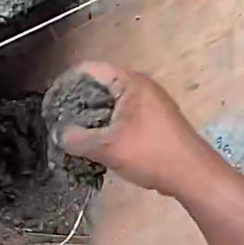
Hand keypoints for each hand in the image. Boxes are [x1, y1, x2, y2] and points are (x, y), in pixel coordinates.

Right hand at [48, 62, 223, 196]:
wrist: (192, 175)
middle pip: (99, 87)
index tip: (51, 103)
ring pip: (111, 105)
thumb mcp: (107, 147)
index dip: (66, 83)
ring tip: (73, 136)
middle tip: (58, 122)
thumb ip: (77, 139)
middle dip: (77, 103)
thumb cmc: (151, 153)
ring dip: (92, 119)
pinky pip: (123, 119)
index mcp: (130, 82)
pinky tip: (97, 146)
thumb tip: (59, 136)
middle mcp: (141, 88)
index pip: (90, 69)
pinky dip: (107, 128)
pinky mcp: (154, 124)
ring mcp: (150, 105)